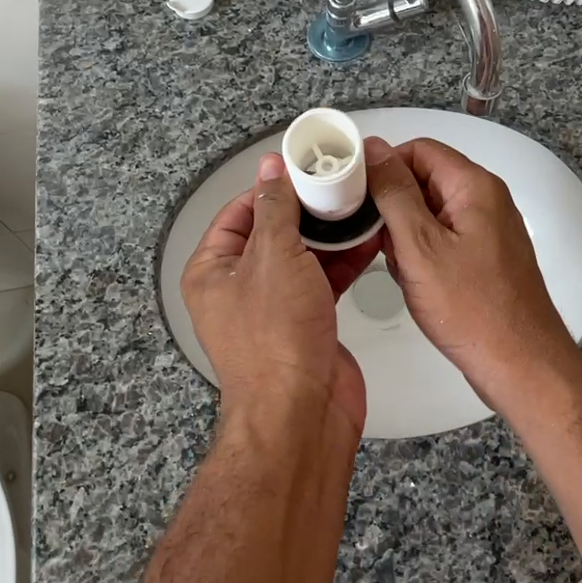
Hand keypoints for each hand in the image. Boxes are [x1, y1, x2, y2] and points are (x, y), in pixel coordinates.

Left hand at [181, 153, 381, 433]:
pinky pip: (323, 279)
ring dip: (329, 232)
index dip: (270, 188)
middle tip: (338, 182)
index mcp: (213, 270)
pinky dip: (343, 259)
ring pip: (301, 255)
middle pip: (273, 231)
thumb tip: (271, 167)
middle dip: (306, 208)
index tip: (302, 168)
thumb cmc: (275, 338)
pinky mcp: (306, 322)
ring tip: (358, 202)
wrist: (302, 414)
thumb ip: (276, 207)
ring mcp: (274, 307)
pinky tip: (368, 236)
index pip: (239, 212)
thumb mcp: (274, 256)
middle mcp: (239, 287)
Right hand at [364, 136, 579, 408]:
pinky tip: (416, 281)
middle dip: (394, 207)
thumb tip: (373, 147)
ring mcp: (487, 228)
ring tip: (401, 267)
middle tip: (379, 241)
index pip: (418, 149)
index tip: (358, 197)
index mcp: (474, 186)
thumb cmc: (470, 307)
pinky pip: (442, 237)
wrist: (521, 366)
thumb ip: (394, 192)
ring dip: (405, 235)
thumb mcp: (419, 245)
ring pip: (429, 211)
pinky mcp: (484, 255)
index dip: (384, 167)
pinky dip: (422, 253)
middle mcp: (485, 199)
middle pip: (424, 179)